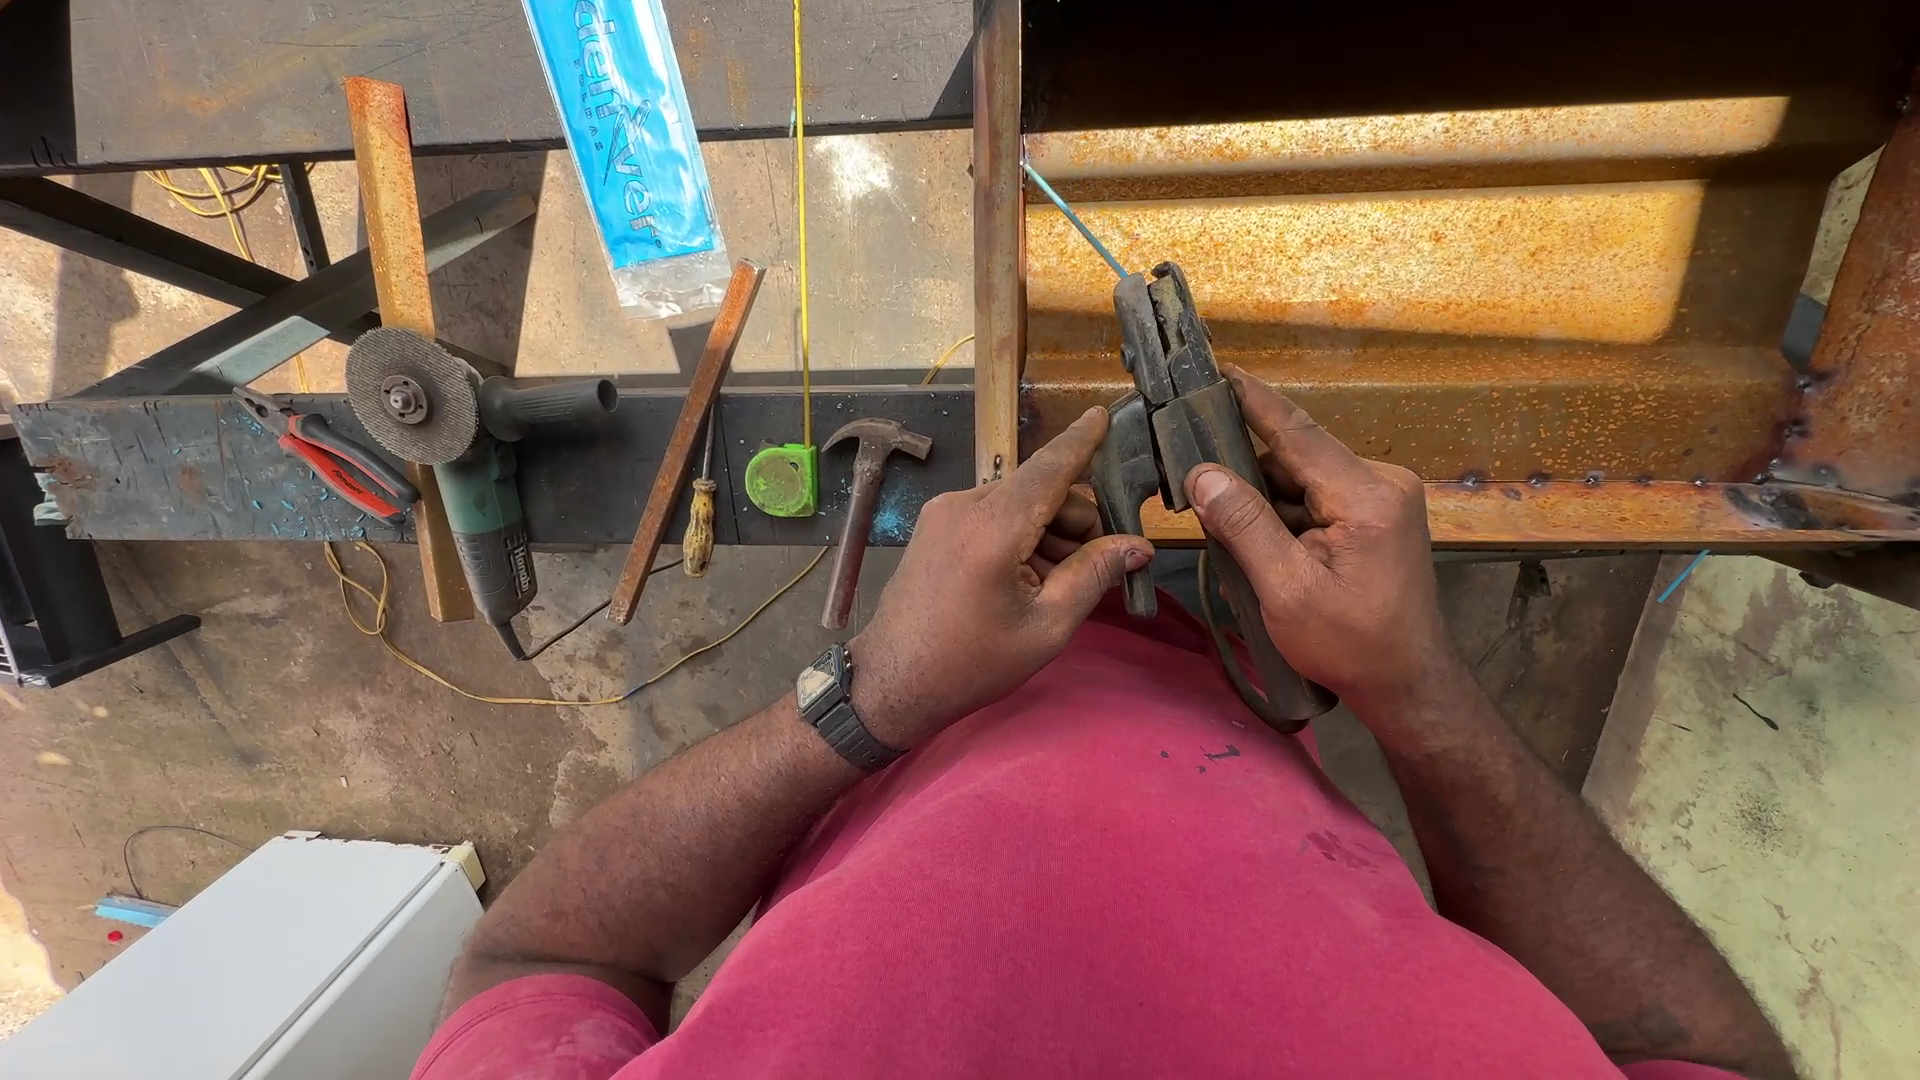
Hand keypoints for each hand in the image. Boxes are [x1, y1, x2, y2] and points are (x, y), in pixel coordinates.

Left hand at [848, 407, 1153, 748]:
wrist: (893, 682)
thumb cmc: (972, 663)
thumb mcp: (1046, 626)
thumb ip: (1093, 575)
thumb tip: (1138, 546)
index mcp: (992, 527)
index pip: (1049, 468)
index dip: (1081, 441)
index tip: (1105, 413)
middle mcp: (964, 505)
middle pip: (1039, 489)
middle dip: (1074, 518)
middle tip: (1093, 566)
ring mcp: (943, 512)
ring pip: (1017, 502)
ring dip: (1047, 530)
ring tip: (1053, 583)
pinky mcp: (934, 525)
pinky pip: (992, 514)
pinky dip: (1019, 534)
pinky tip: (1024, 577)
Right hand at [1182, 366, 1463, 732]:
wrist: (1407, 685)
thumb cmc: (1350, 643)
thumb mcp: (1287, 588)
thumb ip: (1244, 525)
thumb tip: (1201, 473)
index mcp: (1365, 495)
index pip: (1296, 433)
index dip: (1252, 400)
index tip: (1217, 370)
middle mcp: (1378, 484)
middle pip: (1292, 459)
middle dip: (1243, 473)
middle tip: (1193, 483)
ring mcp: (1379, 500)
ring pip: (1297, 482)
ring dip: (1259, 503)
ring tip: (1226, 533)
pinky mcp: (1372, 518)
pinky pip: (1311, 501)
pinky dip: (1279, 518)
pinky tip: (1257, 547)